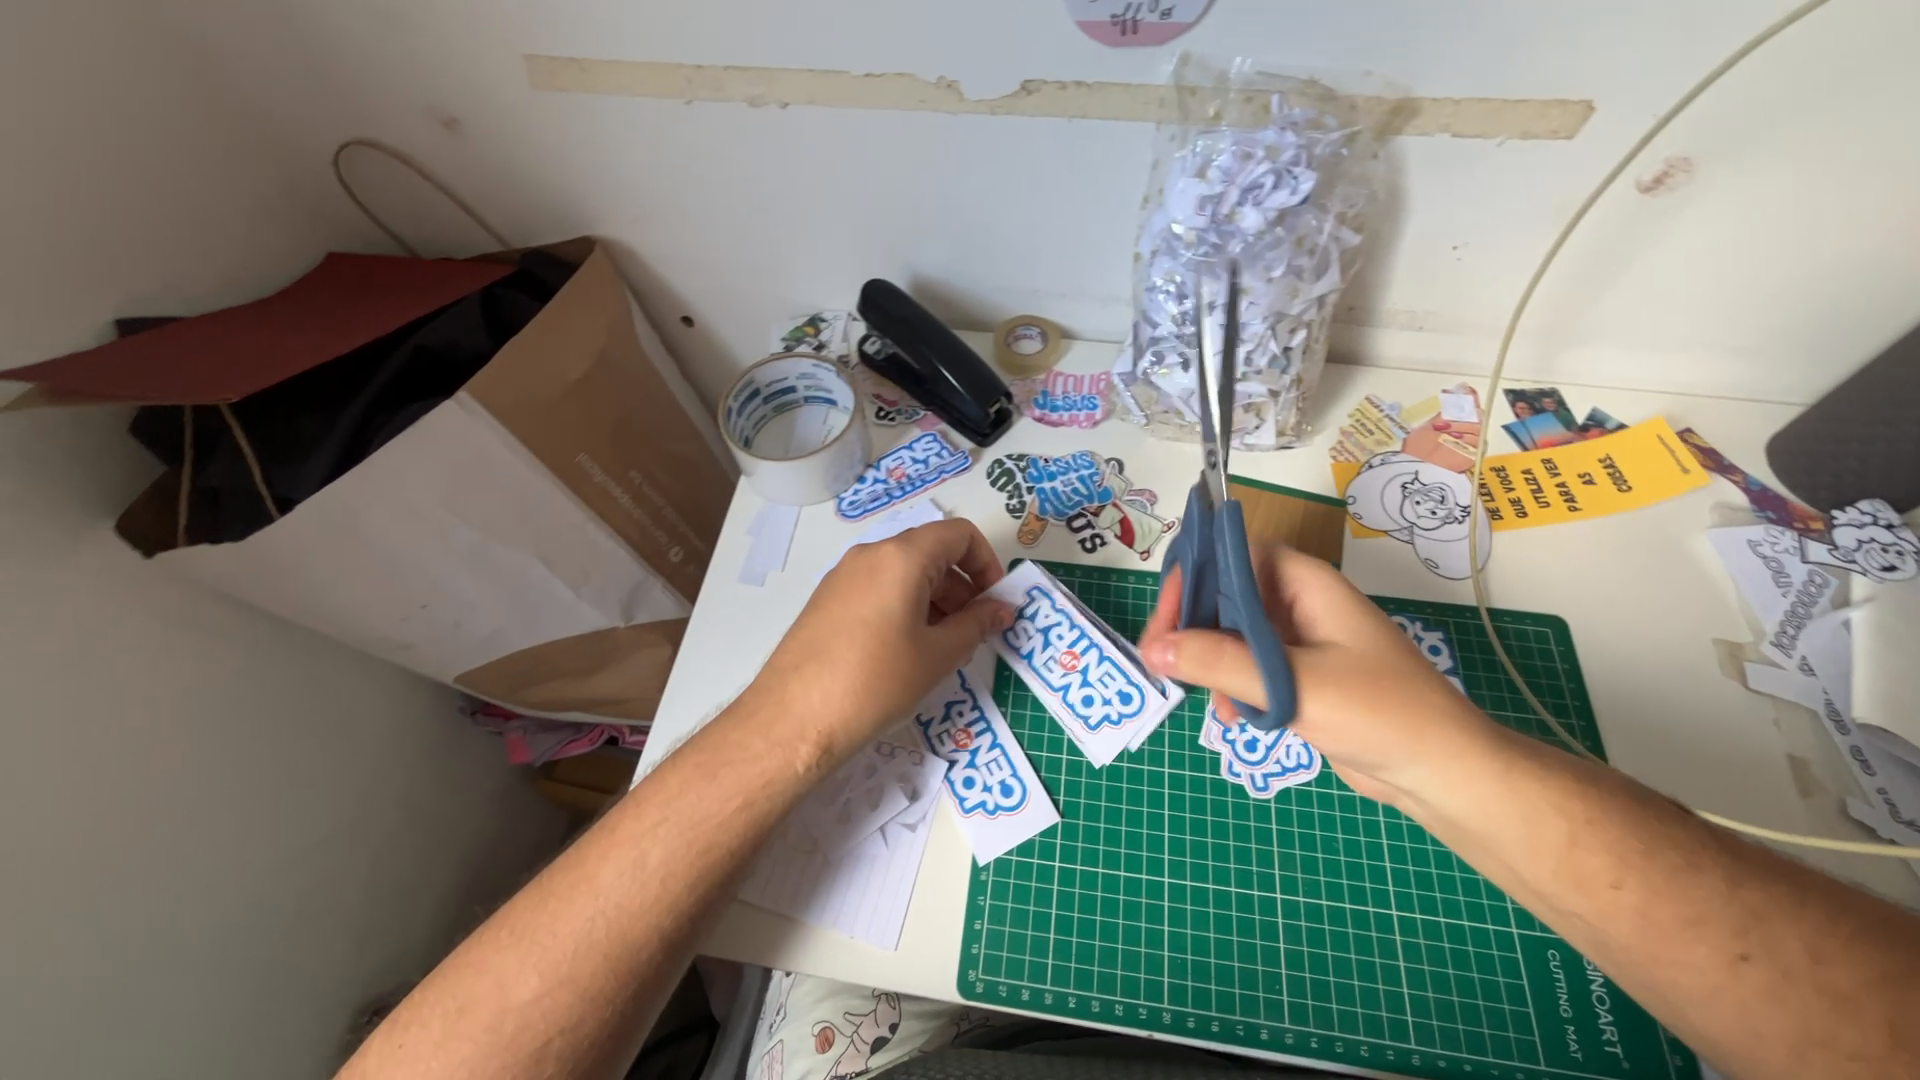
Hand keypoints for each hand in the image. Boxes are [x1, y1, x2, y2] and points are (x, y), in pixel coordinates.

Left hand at [742, 518, 1013, 764]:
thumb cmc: (876, 681)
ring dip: (935, 601)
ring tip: (943, 649)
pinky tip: (906, 653)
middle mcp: (870, 555)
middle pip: (930, 552)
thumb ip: (976, 625)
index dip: (986, 563)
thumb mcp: (937, 655)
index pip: (959, 535)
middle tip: (974, 632)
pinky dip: (904, 608)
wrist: (794, 719)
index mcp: (901, 556)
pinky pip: (878, 590)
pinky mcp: (827, 601)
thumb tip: (1002, 609)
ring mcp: (843, 577)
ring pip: (903, 573)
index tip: (994, 603)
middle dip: (962, 587)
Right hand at [1137, 547, 1497, 805]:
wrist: (1440, 773)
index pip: (1236, 556)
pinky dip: (1233, 687)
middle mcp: (1301, 605)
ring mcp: (1303, 643)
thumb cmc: (1378, 713)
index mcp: (1306, 585)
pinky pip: (1251, 669)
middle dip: (1193, 626)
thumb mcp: (1290, 683)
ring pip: (1235, 635)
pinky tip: (1232, 717)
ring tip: (1199, 694)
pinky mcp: (1302, 678)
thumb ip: (1219, 662)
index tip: (1165, 618)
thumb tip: (1154, 648)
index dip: (1196, 576)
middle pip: (1229, 595)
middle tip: (1162, 659)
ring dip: (1210, 661)